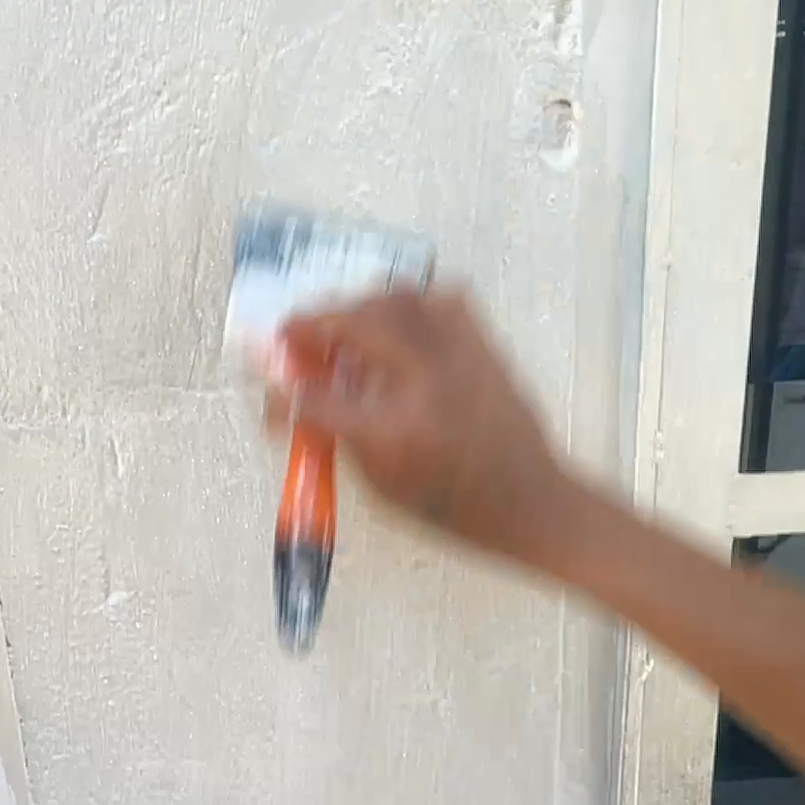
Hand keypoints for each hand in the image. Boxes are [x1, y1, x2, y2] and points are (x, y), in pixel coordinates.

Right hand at [263, 290, 585, 563]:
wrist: (534, 503)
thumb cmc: (453, 506)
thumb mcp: (382, 484)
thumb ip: (338, 434)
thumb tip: (300, 396)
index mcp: (394, 432)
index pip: (317, 400)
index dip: (282, 395)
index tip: (269, 391)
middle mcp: (425, 383)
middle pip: (355, 325)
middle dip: (313, 322)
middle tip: (293, 332)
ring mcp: (459, 357)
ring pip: (397, 299)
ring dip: (356, 304)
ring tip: (340, 321)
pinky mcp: (484, 344)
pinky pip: (443, 298)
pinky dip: (411, 300)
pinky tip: (398, 318)